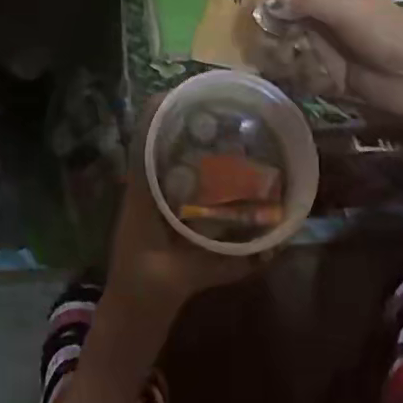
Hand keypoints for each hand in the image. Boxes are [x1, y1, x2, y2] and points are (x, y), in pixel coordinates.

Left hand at [108, 97, 257, 310]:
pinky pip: (162, 173)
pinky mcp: (151, 208)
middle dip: (175, 117)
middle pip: (150, 138)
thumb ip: (230, 263)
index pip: (142, 138)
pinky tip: (210, 164)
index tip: (184, 90)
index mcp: (140, 192)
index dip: (157, 109)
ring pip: (155, 153)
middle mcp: (139, 185)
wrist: (129, 312)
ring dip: (178, 135)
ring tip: (214, 122)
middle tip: (212, 104)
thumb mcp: (189, 274)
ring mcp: (143, 196)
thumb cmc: (148, 287)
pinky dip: (181, 161)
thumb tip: (273, 247)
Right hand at [265, 0, 402, 121]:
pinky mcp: (332, 77)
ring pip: (290, 46)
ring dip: (279, 54)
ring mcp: (328, 49)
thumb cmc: (386, 33)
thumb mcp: (345, 7)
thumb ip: (305, 2)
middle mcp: (325, 19)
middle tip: (262, 44)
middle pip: (285, 17)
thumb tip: (268, 6)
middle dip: (270, 29)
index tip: (259, 15)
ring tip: (273, 64)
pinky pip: (303, 74)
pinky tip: (289, 80)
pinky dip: (293, 76)